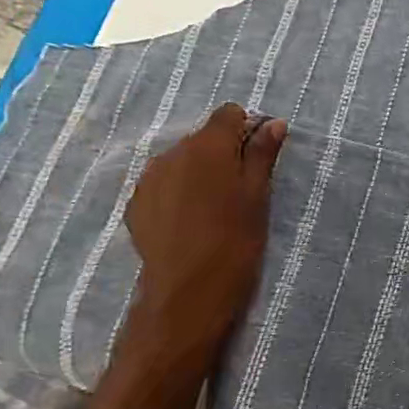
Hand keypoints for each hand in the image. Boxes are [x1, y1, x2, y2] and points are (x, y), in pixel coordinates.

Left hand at [125, 104, 286, 346]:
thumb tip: (272, 122)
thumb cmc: (234, 242)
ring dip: (197, 174)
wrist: (187, 294)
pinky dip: (176, 194)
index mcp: (209, 145)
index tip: (256, 161)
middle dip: (222, 155)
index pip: (229, 114)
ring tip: (211, 212)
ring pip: (181, 161)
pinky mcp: (136, 203)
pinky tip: (187, 224)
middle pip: (203, 138)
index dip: (246, 132)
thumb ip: (262, 154)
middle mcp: (174, 151)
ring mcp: (150, 177)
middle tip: (237, 193)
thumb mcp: (257, 197)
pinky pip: (162, 185)